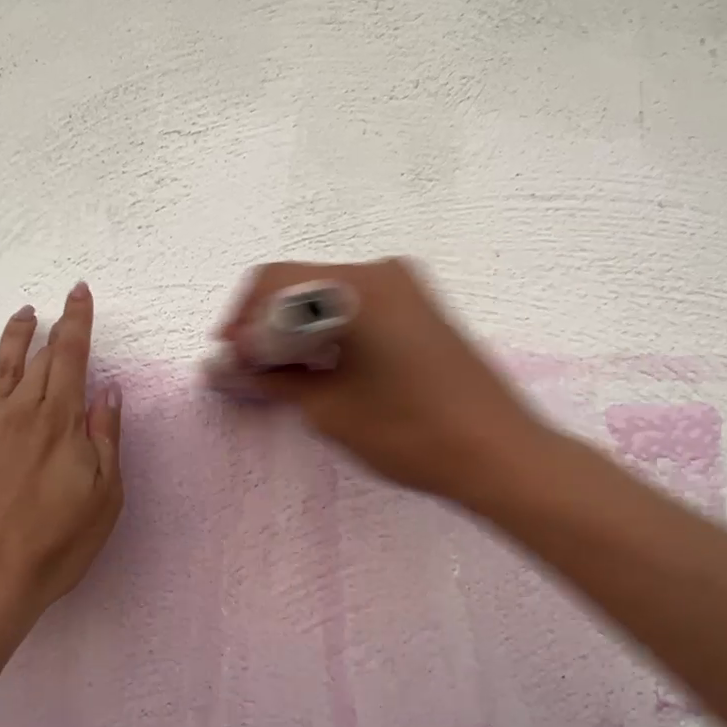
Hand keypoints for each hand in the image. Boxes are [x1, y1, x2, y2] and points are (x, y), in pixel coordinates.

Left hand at [0, 281, 123, 619]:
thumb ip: (106, 436)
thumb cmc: (53, 545)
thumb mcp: (104, 497)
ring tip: (23, 313)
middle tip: (58, 306)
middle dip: (53, 327)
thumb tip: (109, 389)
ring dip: (14, 334)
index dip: (78, 320)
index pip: (72, 355)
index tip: (79, 292)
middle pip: (40, 356)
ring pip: (1, 362)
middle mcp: (21, 408)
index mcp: (61, 420)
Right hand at [219, 258, 545, 506]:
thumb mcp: (327, 408)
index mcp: (356, 286)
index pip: (272, 283)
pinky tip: (316, 366)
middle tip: (245, 370)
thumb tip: (226, 367)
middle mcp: (380, 271)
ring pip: (324, 294)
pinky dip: (324, 330)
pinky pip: (354, 305)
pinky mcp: (418, 308)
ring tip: (276, 374)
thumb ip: (270, 378)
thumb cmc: (409, 432)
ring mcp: (404, 287)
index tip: (226, 362)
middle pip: (297, 283)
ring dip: (292, 328)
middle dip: (263, 324)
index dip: (239, 322)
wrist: (500, 455)